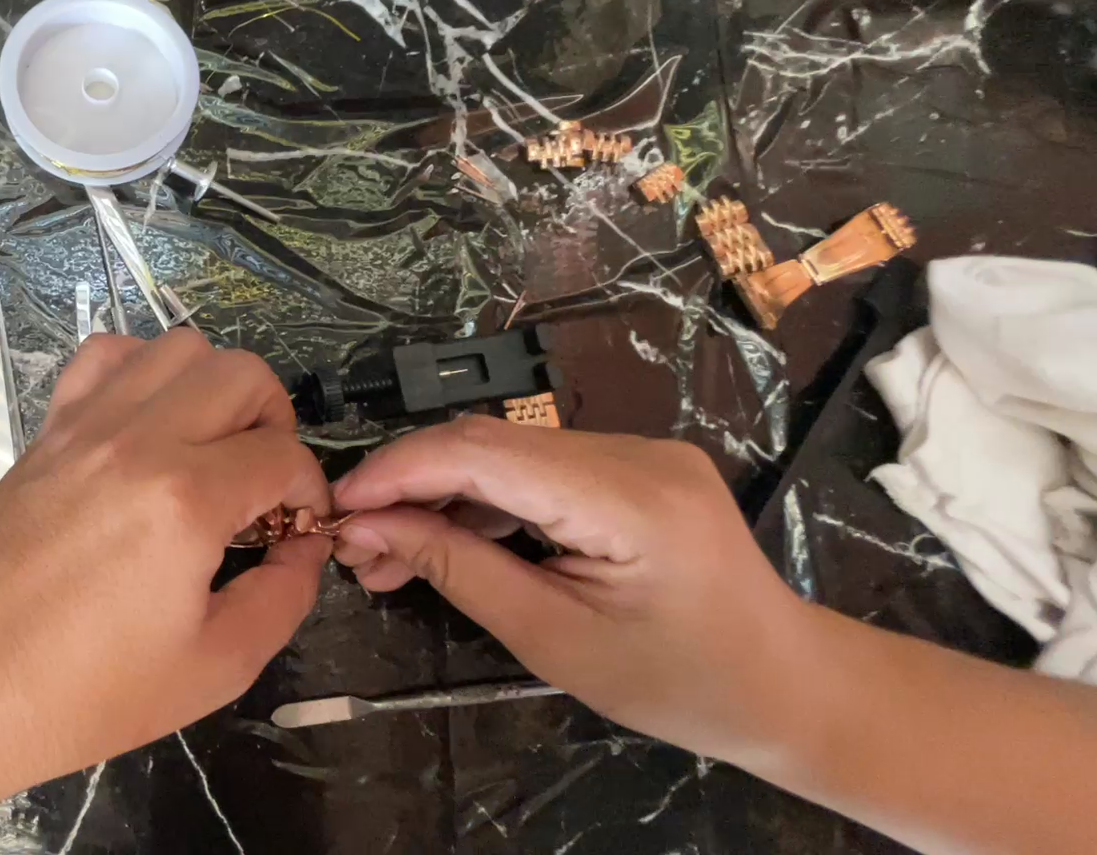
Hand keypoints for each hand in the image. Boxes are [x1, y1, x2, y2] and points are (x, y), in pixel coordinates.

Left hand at [0, 330, 332, 798]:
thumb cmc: (86, 690)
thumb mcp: (214, 667)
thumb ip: (283, 597)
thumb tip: (304, 546)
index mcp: (185, 499)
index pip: (282, 455)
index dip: (310, 489)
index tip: (299, 526)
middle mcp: (139, 438)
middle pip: (241, 373)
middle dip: (274, 421)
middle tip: (263, 482)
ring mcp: (88, 422)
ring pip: (178, 347)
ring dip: (214, 387)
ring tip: (209, 446)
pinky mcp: (52, 425)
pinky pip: (105, 355)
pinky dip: (142, 370)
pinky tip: (147, 421)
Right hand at [331, 416, 817, 761]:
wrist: (795, 688)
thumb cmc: (682, 684)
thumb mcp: (552, 639)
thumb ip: (453, 569)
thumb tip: (365, 529)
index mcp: (629, 498)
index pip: (482, 454)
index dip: (397, 470)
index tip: (337, 504)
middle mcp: (630, 450)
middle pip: (482, 444)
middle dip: (405, 486)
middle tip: (353, 540)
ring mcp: (629, 449)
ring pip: (496, 454)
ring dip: (432, 496)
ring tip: (384, 554)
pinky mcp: (621, 462)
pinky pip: (525, 469)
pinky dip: (473, 503)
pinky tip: (437, 540)